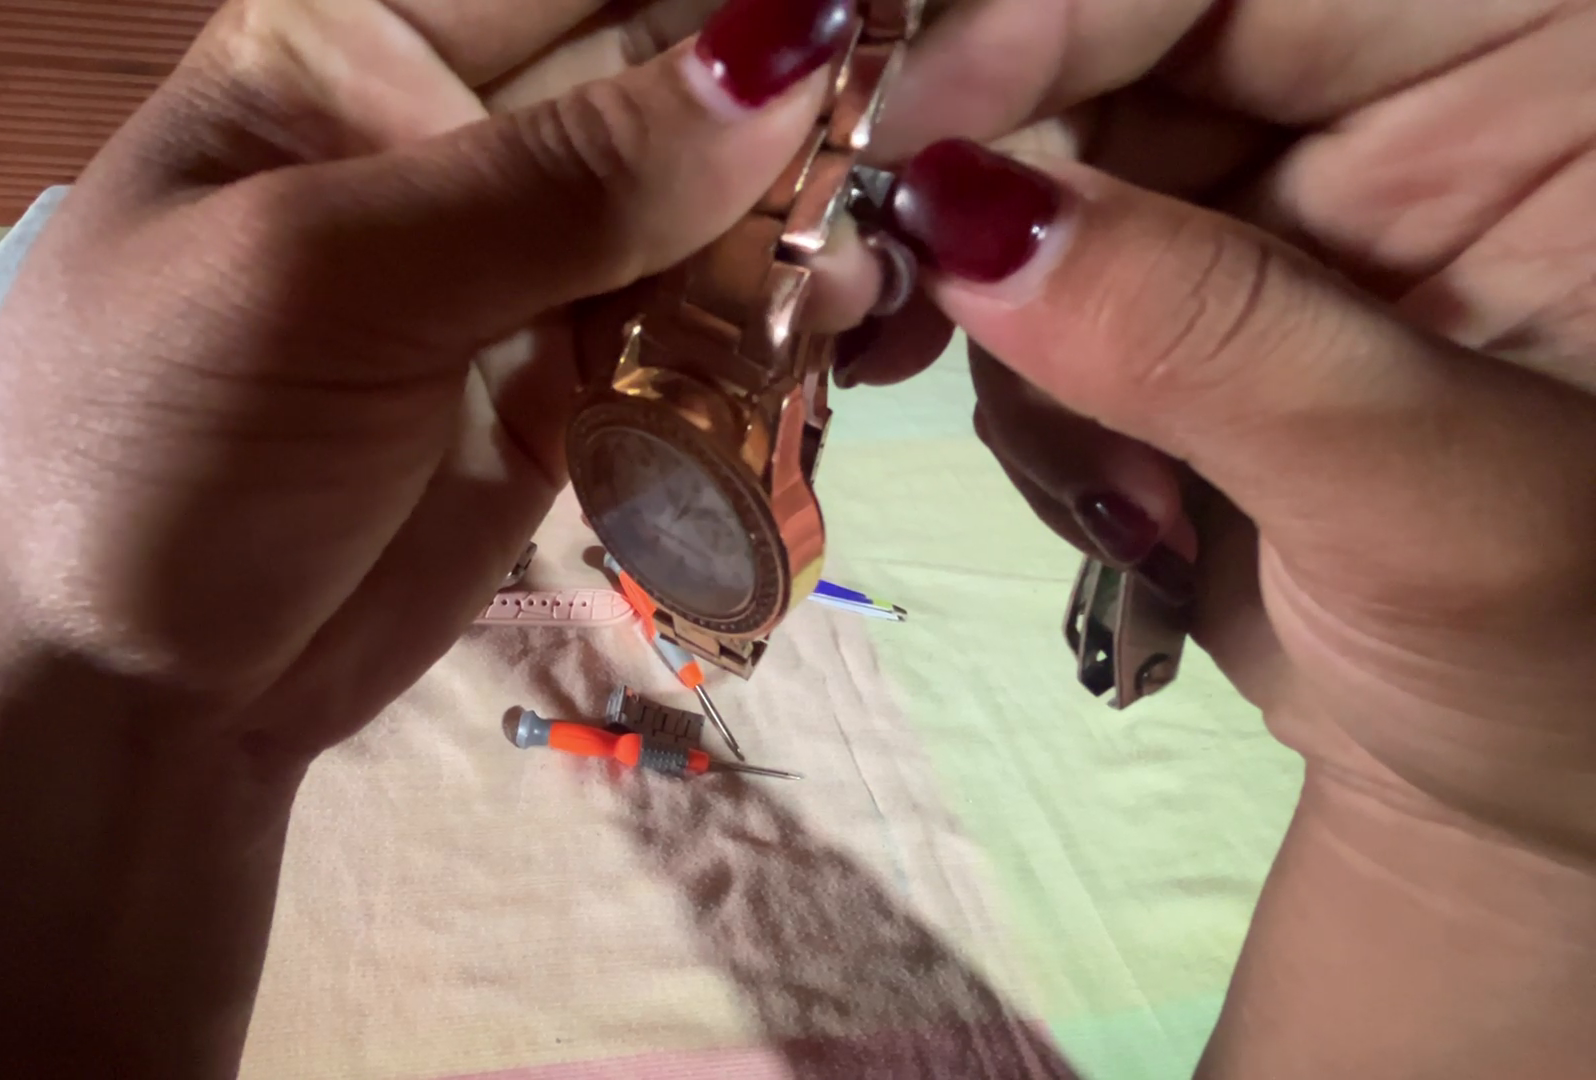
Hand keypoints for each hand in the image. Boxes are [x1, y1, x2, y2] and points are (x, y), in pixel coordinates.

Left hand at [0, 0, 881, 754]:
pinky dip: (747, 346)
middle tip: (906, 133)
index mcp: (355, 63)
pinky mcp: (556, 402)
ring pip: (683, 233)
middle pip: (647, 105)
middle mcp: (448, 163)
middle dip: (771, 123)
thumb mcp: (332, 285)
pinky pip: (676, 347)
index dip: (714, 10)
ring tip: (863, 269)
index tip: (863, 20)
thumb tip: (777, 61)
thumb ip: (551, 183)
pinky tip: (815, 341)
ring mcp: (513, 292)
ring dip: (776, 245)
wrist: (154, 685)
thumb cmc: (173, 458)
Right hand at [850, 0, 1595, 850]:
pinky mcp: (1153, 320)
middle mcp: (1375, 120)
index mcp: (1538, 75)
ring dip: (1014, 355)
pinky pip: (1016, 321)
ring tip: (1104, 487)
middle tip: (885, 311)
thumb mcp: (1416, 497)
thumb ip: (1195, 340)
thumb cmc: (1554, 656)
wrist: (1489, 750)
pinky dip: (1017, 404)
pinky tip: (1096, 489)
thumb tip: (957, 227)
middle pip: (1095, 88)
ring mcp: (1240, 230)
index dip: (1048, 27)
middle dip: (981, 209)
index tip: (899, 141)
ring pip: (1026, 224)